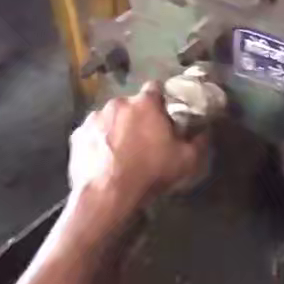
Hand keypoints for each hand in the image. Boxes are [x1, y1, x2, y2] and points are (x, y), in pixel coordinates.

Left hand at [66, 82, 209, 233]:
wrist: (107, 196)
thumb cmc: (150, 173)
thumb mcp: (186, 161)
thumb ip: (199, 141)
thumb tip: (206, 131)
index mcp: (145, 103)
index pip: (156, 87)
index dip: (161, 100)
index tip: (165, 115)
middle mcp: (117, 103)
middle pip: (132, 104)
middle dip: (138, 117)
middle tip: (146, 139)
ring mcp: (93, 118)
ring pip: (110, 118)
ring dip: (117, 128)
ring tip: (122, 152)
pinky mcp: (77, 135)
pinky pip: (93, 133)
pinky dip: (99, 141)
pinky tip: (105, 160)